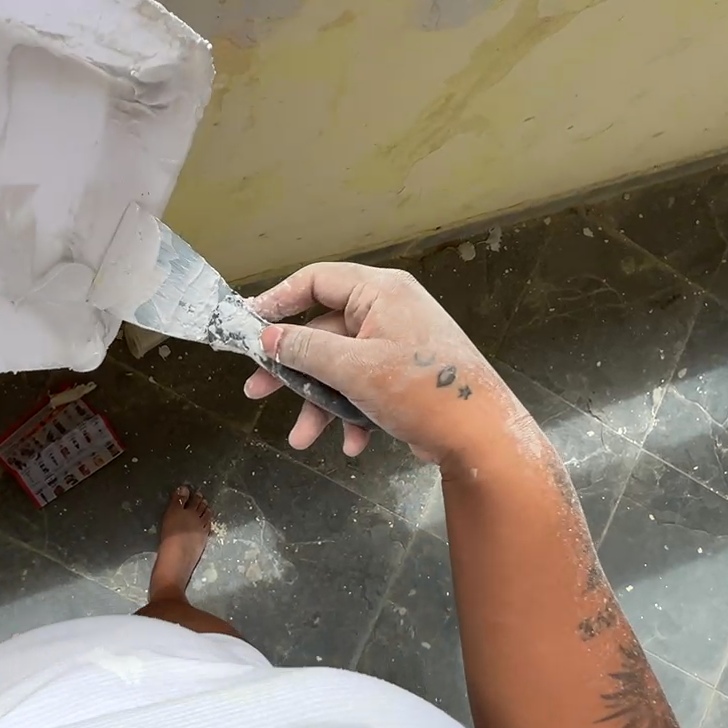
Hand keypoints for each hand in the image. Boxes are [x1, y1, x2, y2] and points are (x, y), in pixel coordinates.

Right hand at [247, 263, 529, 474]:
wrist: (480, 436)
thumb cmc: (419, 391)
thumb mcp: (353, 369)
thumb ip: (305, 350)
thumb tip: (267, 338)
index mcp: (379, 293)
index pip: (316, 281)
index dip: (277, 301)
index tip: (247, 326)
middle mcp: (387, 312)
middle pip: (322, 333)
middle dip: (291, 370)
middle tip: (256, 391)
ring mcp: (395, 346)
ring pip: (339, 369)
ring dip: (320, 405)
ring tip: (302, 439)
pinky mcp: (402, 377)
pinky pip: (362, 389)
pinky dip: (351, 415)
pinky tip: (352, 444)